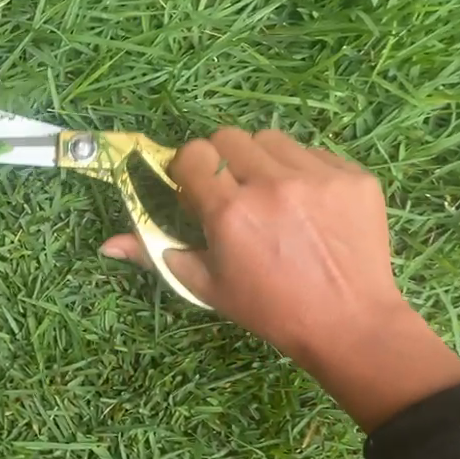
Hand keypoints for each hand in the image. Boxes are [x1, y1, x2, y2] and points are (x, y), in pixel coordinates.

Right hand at [101, 127, 459, 429]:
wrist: (346, 321)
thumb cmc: (264, 307)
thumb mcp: (203, 284)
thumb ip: (153, 254)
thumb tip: (106, 244)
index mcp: (229, 213)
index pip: (192, 155)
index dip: (184, 169)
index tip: (191, 190)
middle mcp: (271, 185)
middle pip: (227, 137)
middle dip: (218, 159)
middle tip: (226, 190)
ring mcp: (318, 177)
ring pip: (269, 139)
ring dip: (257, 159)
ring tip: (266, 194)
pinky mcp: (353, 176)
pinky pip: (312, 152)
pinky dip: (298, 170)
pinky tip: (303, 204)